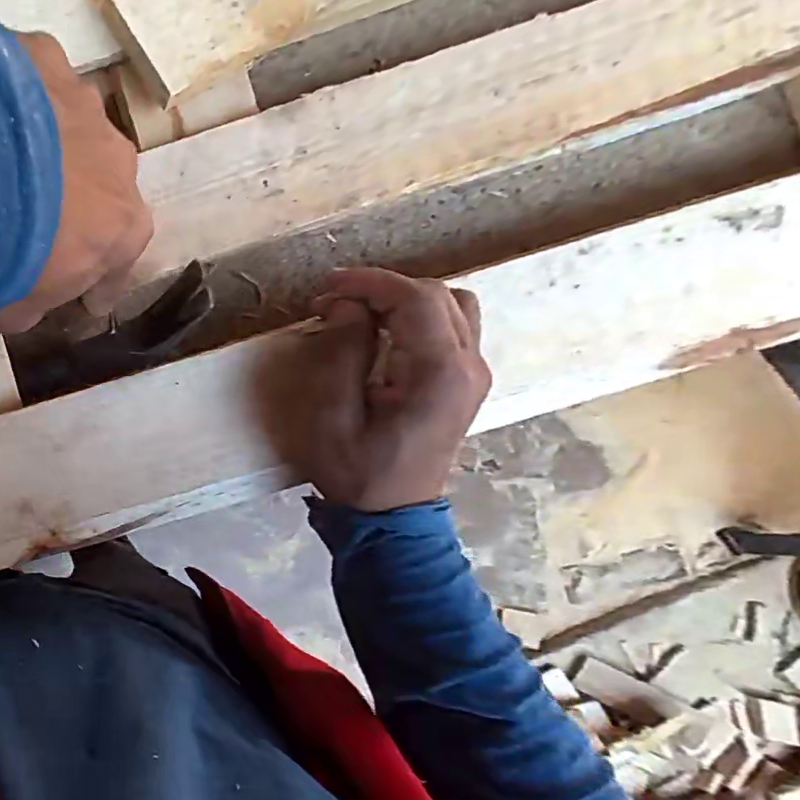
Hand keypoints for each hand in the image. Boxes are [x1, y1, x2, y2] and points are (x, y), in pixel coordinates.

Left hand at [0, 32, 152, 333]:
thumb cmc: (0, 258)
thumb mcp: (14, 308)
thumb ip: (31, 306)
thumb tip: (25, 304)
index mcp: (123, 228)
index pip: (120, 262)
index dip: (101, 282)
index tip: (89, 299)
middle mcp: (118, 162)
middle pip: (100, 190)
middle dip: (75, 206)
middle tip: (36, 221)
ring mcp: (84, 104)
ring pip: (71, 131)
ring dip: (48, 149)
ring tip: (2, 162)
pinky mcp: (43, 57)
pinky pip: (33, 81)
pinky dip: (15, 97)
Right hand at [296, 268, 491, 512]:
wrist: (391, 517)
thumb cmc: (356, 472)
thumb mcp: (333, 415)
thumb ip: (342, 352)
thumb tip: (345, 305)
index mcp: (439, 373)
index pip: (415, 298)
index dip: (369, 282)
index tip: (326, 288)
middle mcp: (469, 366)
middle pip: (437, 294)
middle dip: (382, 289)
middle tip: (334, 306)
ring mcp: (473, 374)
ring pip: (450, 305)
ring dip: (402, 301)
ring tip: (359, 317)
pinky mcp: (465, 382)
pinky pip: (450, 327)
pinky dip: (415, 318)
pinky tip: (382, 334)